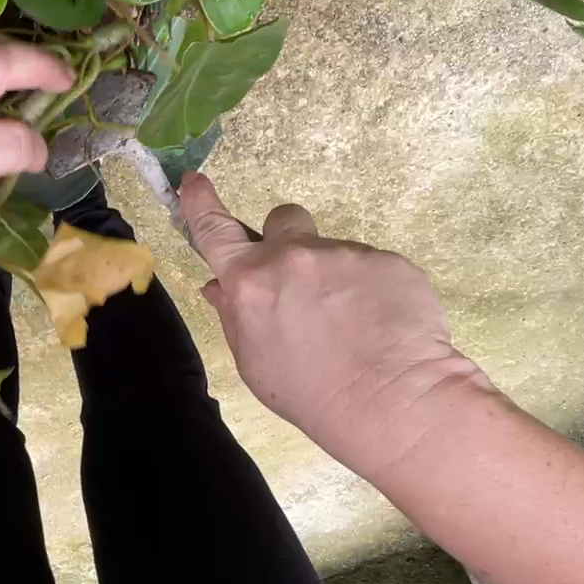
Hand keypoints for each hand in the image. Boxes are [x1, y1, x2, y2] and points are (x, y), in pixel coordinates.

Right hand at [180, 172, 492, 475]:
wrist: (390, 402)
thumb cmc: (309, 393)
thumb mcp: (254, 361)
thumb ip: (234, 315)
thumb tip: (219, 285)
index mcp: (250, 281)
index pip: (215, 230)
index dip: (200, 202)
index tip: (193, 181)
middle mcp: (293, 256)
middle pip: (283, 219)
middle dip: (288, 241)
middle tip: (305, 283)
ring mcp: (344, 253)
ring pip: (333, 252)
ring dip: (335, 276)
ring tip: (354, 324)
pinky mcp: (389, 261)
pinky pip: (373, 267)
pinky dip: (373, 290)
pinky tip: (383, 325)